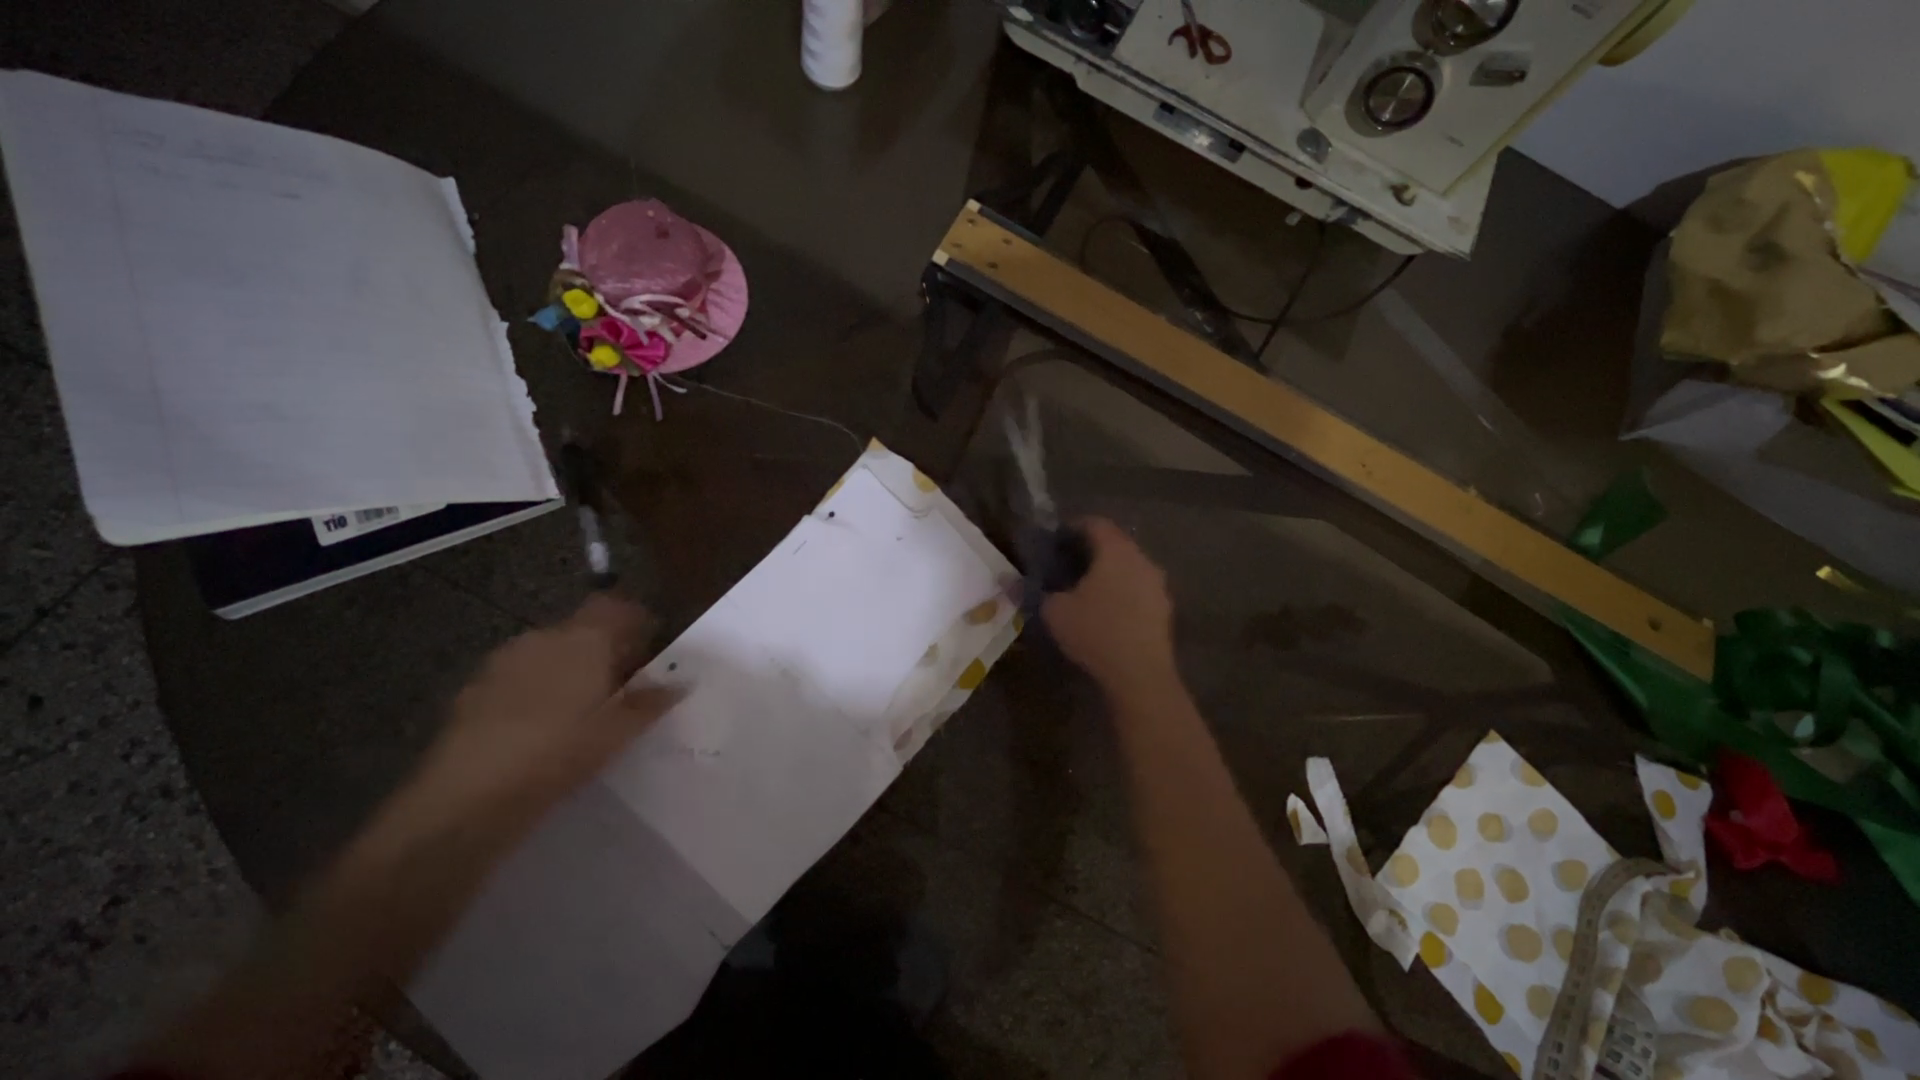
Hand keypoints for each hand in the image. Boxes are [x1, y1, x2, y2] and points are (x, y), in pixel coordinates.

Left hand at [419, 595, 683, 812]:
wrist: (467, 796)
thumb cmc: (557, 756)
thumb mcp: (617, 735)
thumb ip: (649, 703)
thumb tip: (680, 682)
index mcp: (583, 640)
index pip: (616, 606)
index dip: (636, 622)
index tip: (650, 653)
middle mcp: (543, 637)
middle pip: (583, 629)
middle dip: (604, 651)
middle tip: (623, 690)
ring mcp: (503, 660)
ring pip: (550, 653)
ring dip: (569, 670)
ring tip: (582, 713)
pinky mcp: (475, 687)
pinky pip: (520, 676)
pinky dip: (537, 691)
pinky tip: (540, 729)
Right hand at [1041, 518, 1176, 696]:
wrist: (1139, 674)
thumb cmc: (1095, 632)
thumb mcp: (1054, 611)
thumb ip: (1043, 591)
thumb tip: (1037, 586)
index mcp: (1116, 551)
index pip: (1096, 524)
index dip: (1074, 527)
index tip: (1057, 539)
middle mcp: (1142, 560)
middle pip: (1116, 544)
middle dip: (1092, 550)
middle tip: (1069, 563)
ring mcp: (1158, 585)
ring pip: (1130, 568)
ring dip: (1110, 573)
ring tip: (1087, 590)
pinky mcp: (1164, 609)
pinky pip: (1139, 590)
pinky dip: (1123, 593)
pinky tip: (1107, 612)